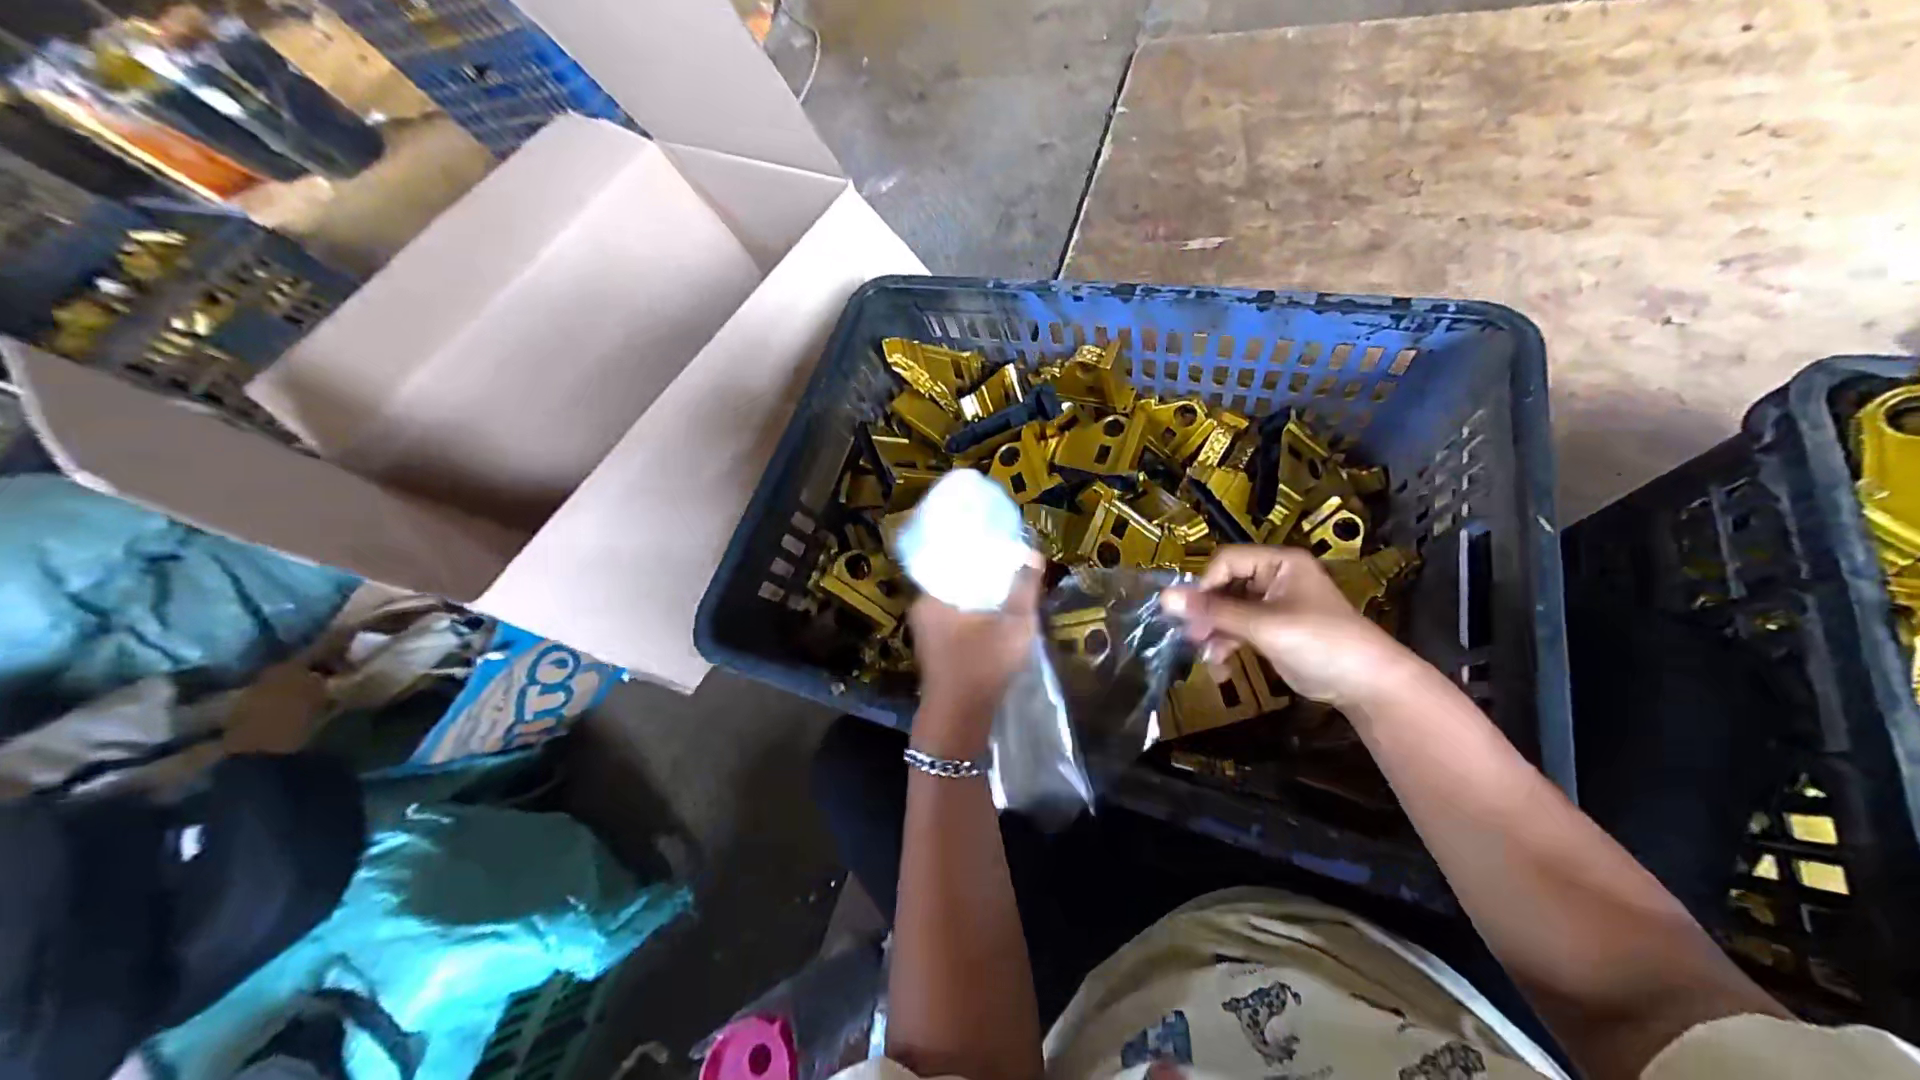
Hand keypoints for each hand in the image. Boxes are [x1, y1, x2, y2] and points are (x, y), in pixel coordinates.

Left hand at [909, 569, 1041, 757]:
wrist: (960, 719)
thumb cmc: (983, 665)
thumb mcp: (1013, 624)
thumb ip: (1024, 587)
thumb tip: (1033, 555)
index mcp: (932, 597)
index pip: (953, 560)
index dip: (980, 553)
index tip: (1004, 549)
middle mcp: (922, 609)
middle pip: (956, 582)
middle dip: (984, 577)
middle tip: (1011, 569)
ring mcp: (926, 632)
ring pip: (957, 604)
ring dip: (980, 600)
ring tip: (1008, 592)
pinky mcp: (935, 650)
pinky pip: (956, 622)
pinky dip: (974, 618)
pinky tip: (996, 619)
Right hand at [1162, 545, 1419, 707]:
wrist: (1367, 685)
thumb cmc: (1320, 642)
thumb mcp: (1264, 625)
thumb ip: (1214, 611)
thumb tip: (1164, 598)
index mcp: (1279, 563)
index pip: (1226, 561)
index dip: (1206, 585)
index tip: (1193, 613)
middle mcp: (1274, 578)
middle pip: (1225, 585)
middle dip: (1208, 612)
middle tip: (1192, 637)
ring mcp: (1273, 605)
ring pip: (1228, 609)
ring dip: (1214, 631)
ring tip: (1206, 655)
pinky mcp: (1272, 630)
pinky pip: (1238, 628)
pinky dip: (1226, 643)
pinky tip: (1219, 664)